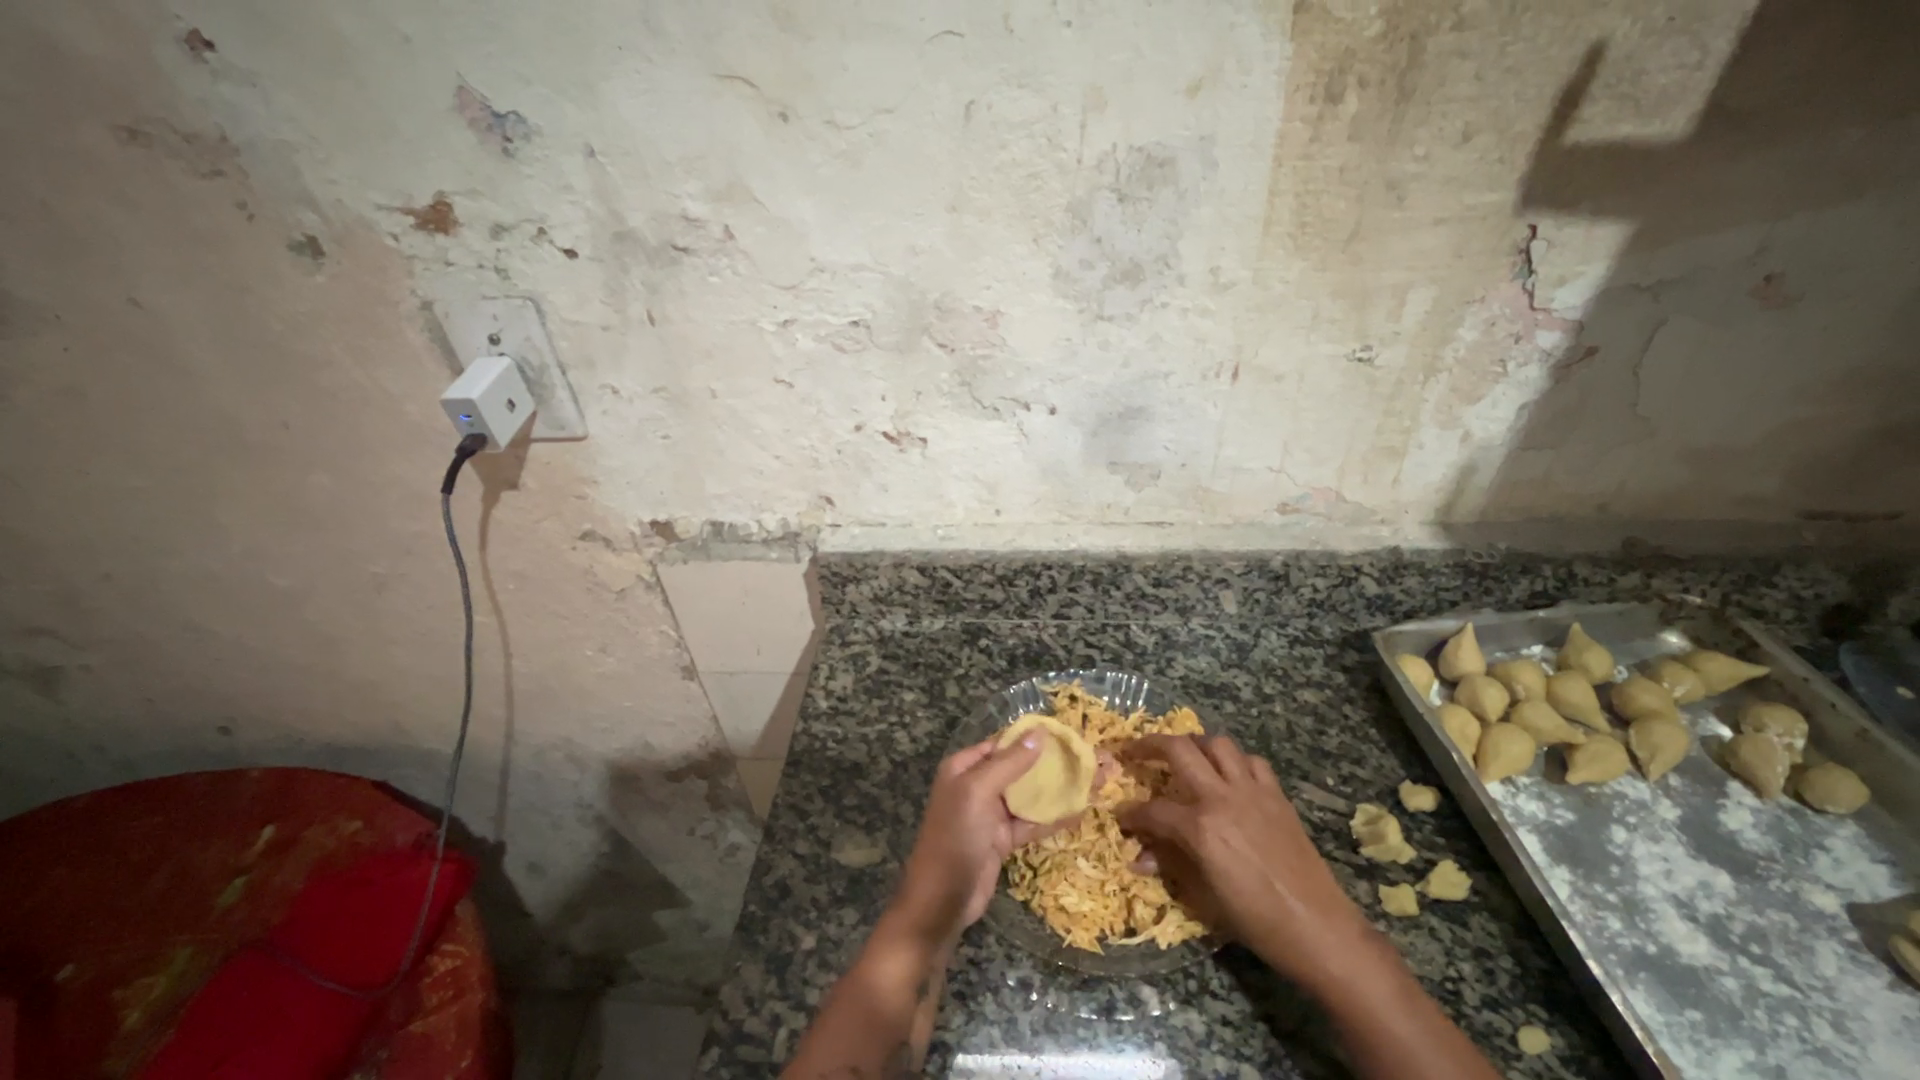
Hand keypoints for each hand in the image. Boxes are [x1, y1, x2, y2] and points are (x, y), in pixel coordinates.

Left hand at [890, 733, 1078, 942]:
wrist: (942, 900)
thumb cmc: (955, 837)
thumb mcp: (978, 793)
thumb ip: (1009, 763)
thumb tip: (1040, 733)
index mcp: (964, 768)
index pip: (1003, 743)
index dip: (1033, 739)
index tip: (1069, 736)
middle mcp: (977, 785)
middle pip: (1019, 768)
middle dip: (1052, 764)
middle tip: (1091, 759)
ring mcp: (991, 813)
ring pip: (1029, 795)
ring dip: (1058, 790)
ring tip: (1093, 782)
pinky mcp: (1003, 839)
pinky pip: (1031, 822)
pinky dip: (1053, 817)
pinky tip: (1081, 810)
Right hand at [1118, 735, 1372, 989]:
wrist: (1317, 927)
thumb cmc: (1254, 920)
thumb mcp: (1202, 897)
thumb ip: (1171, 865)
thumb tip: (1140, 857)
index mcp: (1200, 827)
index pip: (1152, 810)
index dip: (1131, 813)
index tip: (1120, 817)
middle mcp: (1223, 798)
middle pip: (1179, 749)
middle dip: (1150, 746)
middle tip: (1134, 751)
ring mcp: (1253, 792)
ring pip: (1218, 744)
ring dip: (1194, 745)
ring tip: (1182, 756)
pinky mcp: (1277, 796)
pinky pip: (1252, 762)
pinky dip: (1234, 761)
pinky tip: (1228, 777)